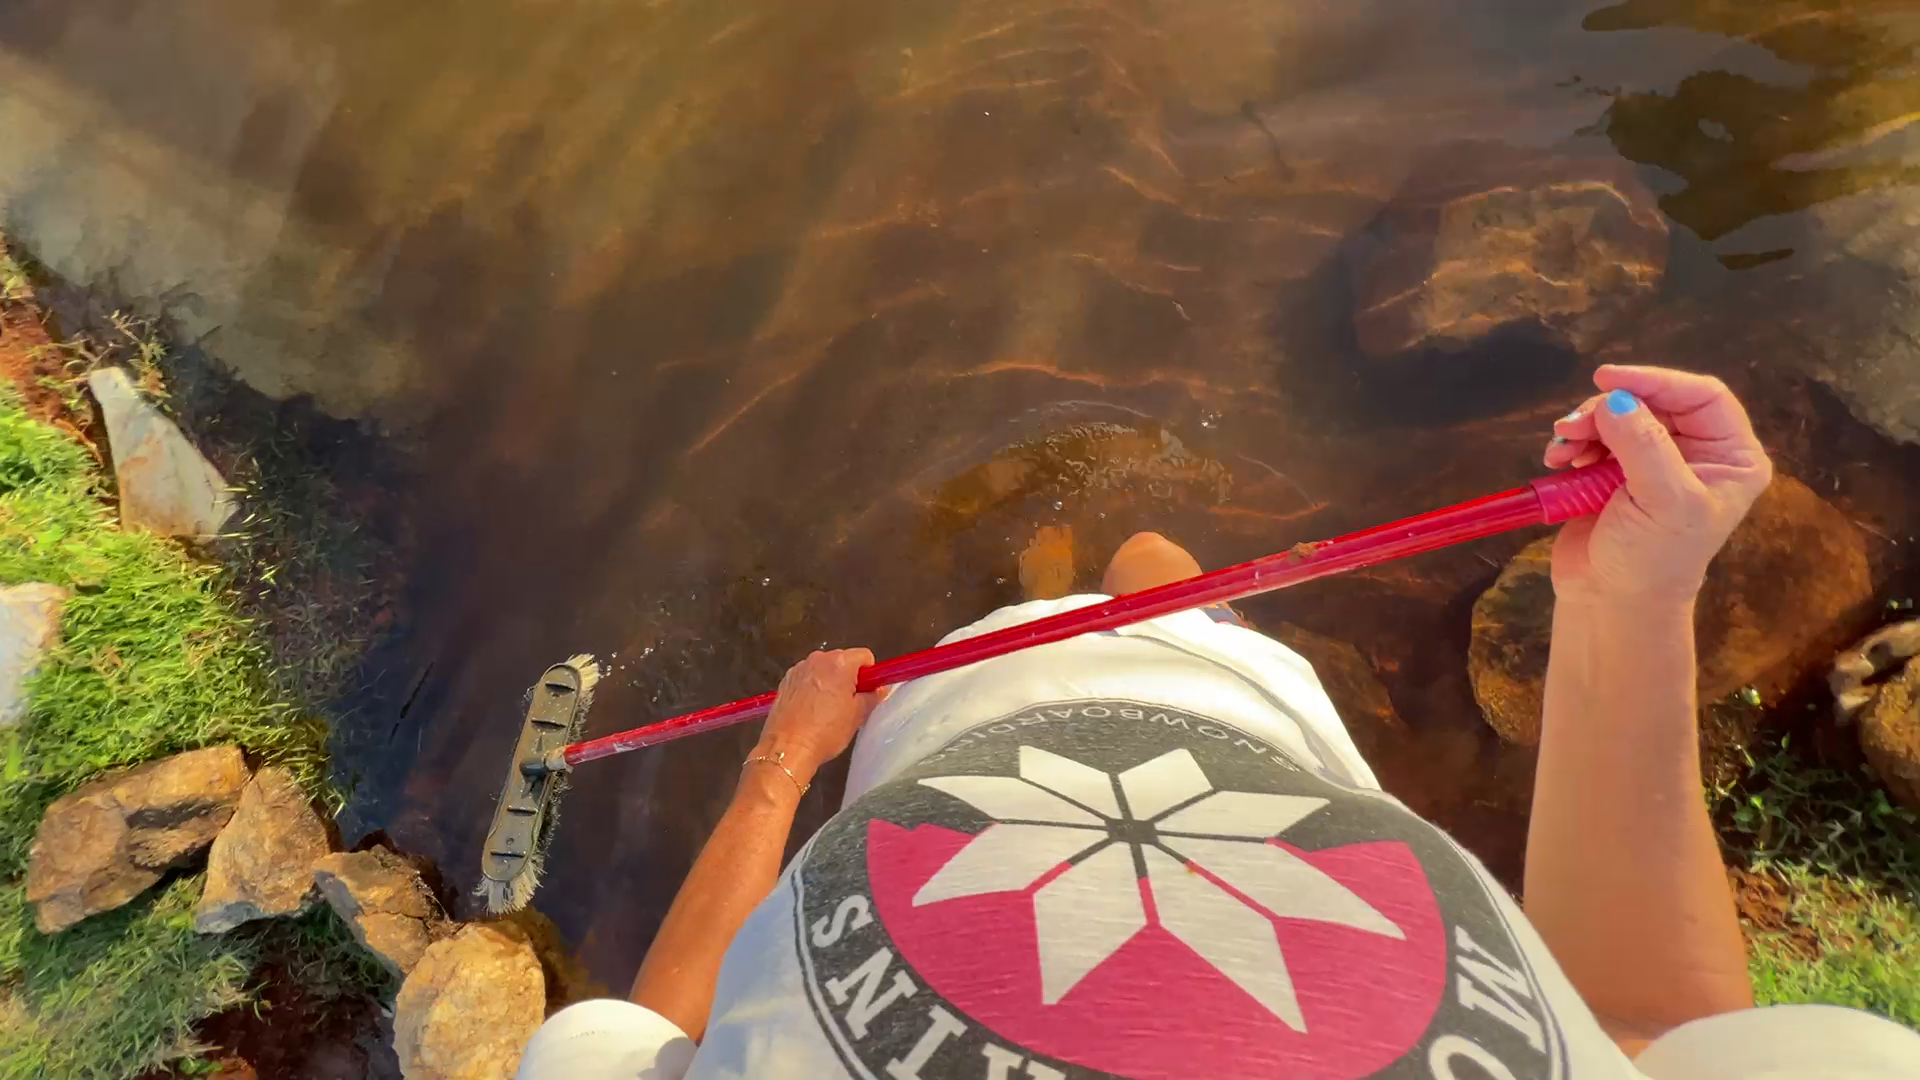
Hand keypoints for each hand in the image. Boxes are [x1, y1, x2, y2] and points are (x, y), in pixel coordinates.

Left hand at [751, 649, 880, 785]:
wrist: (787, 749)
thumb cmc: (825, 732)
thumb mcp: (857, 716)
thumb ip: (872, 696)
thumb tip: (879, 689)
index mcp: (839, 663)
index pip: (865, 656)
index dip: (869, 674)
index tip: (866, 692)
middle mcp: (818, 659)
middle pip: (843, 661)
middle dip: (848, 678)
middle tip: (849, 705)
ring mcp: (798, 669)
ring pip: (823, 670)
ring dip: (829, 683)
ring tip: (826, 710)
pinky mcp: (785, 681)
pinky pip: (807, 678)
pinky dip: (811, 689)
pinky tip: (810, 711)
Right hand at [1542, 365, 1771, 605]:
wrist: (1609, 598)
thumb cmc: (1652, 557)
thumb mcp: (1660, 500)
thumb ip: (1642, 446)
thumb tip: (1616, 401)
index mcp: (1726, 457)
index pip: (1699, 397)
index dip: (1654, 381)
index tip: (1605, 377)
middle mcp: (1689, 454)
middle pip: (1648, 405)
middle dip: (1605, 411)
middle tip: (1570, 427)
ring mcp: (1644, 465)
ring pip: (1611, 422)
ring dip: (1580, 430)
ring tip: (1559, 450)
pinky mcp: (1604, 478)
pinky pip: (1586, 444)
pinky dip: (1567, 447)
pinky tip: (1556, 461)